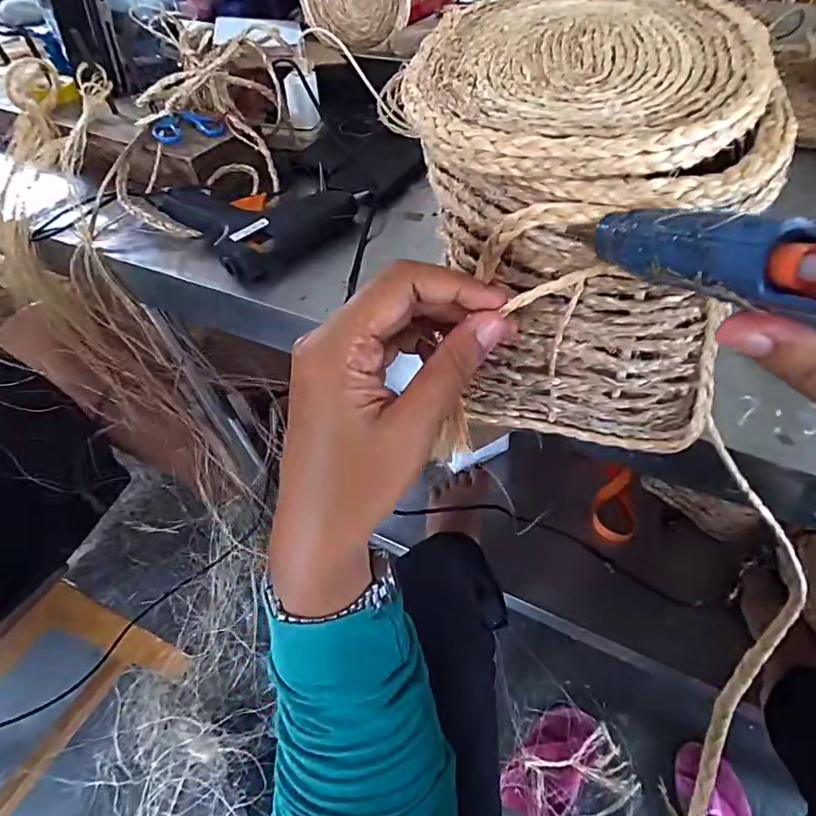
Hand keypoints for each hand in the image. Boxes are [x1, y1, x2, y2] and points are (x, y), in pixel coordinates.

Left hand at [272, 261, 515, 615]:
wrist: (315, 532)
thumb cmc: (358, 488)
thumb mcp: (413, 425)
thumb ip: (453, 366)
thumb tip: (495, 322)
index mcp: (335, 345)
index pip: (400, 284)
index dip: (456, 285)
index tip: (500, 303)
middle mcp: (326, 337)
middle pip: (395, 293)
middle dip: (450, 300)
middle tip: (499, 321)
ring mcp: (329, 353)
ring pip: (391, 313)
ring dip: (437, 318)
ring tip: (481, 336)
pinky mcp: (338, 370)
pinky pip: (383, 338)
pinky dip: (419, 339)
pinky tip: (448, 352)